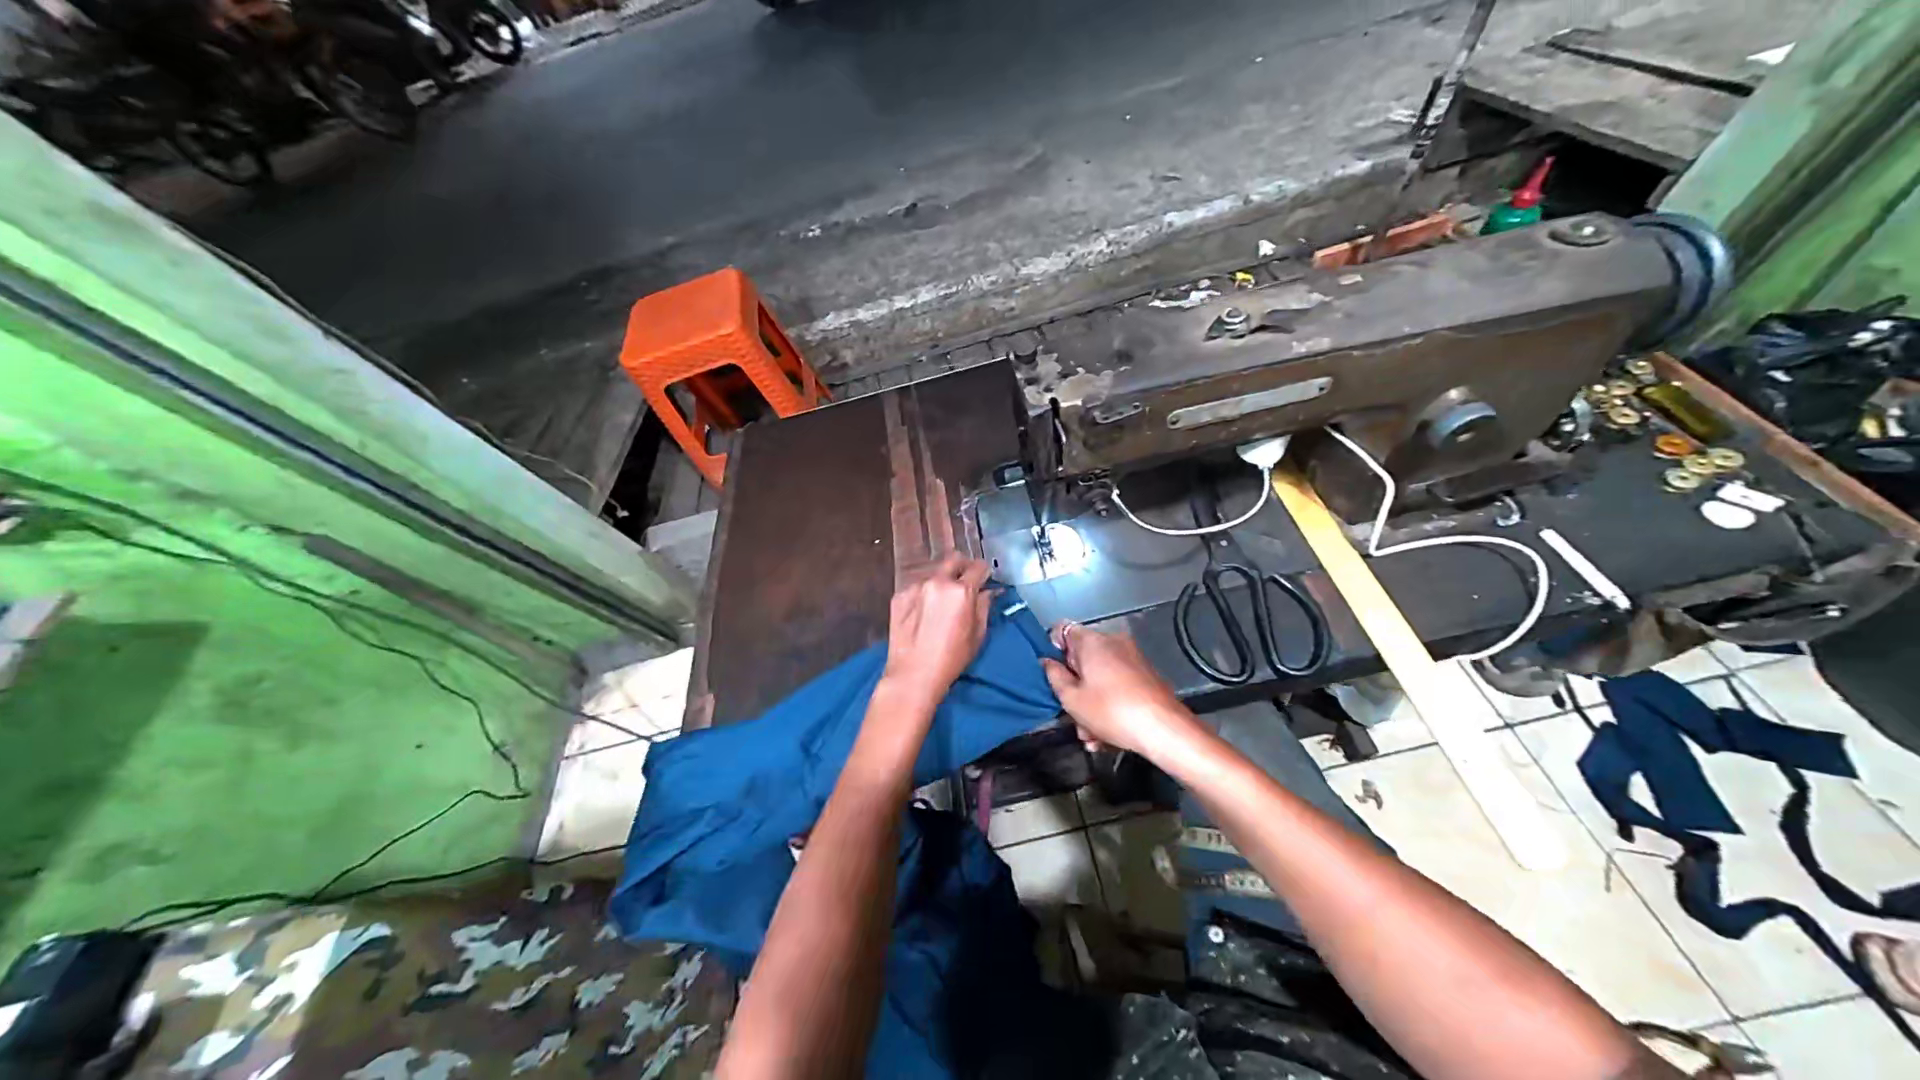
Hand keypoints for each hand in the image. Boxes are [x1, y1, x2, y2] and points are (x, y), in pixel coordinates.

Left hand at [879, 553, 993, 707]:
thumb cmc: (951, 658)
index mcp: (961, 591)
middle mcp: (937, 582)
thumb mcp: (978, 634)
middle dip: (962, 567)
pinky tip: (922, 613)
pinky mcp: (898, 595)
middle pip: (954, 559)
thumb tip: (988, 591)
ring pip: (933, 573)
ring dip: (941, 581)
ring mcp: (915, 586)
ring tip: (940, 603)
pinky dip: (923, 593)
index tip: (983, 580)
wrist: (913, 674)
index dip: (984, 573)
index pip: (978, 566)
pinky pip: (916, 586)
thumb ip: (984, 606)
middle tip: (964, 582)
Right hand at [1040, 622, 1202, 759]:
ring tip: (1091, 734)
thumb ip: (1054, 677)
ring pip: (1099, 676)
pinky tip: (1108, 732)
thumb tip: (1048, 662)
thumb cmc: (1112, 711)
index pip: (1061, 630)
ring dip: (1091, 702)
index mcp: (1092, 641)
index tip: (1053, 676)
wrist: (1164, 730)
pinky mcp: (1145, 676)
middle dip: (1074, 687)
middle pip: (1081, 658)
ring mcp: (1132, 658)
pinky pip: (1117, 684)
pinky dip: (1109, 703)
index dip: (1052, 650)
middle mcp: (1114, 642)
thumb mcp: (1072, 699)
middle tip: (1072, 714)